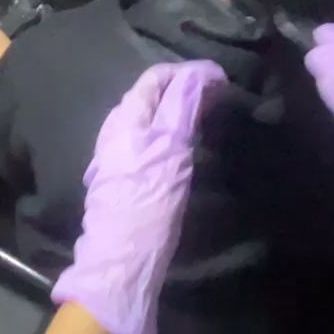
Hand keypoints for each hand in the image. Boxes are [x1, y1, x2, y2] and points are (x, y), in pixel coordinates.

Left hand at [51, 60, 224, 333]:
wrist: (122, 260)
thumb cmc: (149, 202)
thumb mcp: (172, 150)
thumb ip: (182, 107)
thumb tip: (200, 73)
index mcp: (125, 117)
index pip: (155, 78)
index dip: (186, 73)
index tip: (219, 81)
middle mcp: (115, 127)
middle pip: (149, 94)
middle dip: (181, 89)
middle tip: (216, 97)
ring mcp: (114, 151)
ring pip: (146, 116)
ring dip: (174, 109)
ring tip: (204, 116)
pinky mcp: (119, 173)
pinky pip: (144, 137)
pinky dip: (165, 130)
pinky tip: (180, 143)